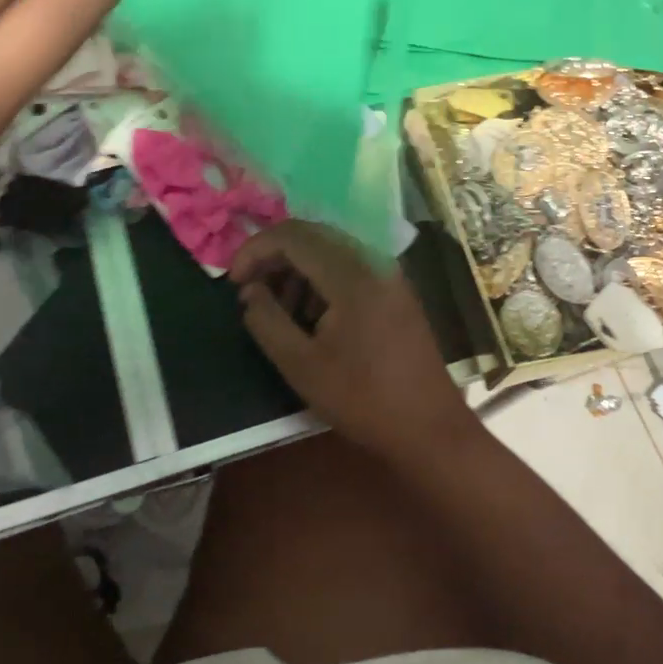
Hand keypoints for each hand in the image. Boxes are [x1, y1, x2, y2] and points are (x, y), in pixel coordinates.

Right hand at [231, 221, 479, 461]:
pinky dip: (322, 282)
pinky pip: (351, 269)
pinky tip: (311, 318)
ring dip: (298, 271)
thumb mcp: (301, 365)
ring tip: (277, 312)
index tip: (233, 282)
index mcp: (351, 274)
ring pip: (332, 251)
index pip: (293, 235)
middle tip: (249, 293)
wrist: (429, 427)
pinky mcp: (397, 292)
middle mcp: (374, 261)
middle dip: (274, 258)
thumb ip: (267, 321)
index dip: (255, 250)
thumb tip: (249, 292)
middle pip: (313, 236)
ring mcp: (390, 275)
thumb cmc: (362, 399)